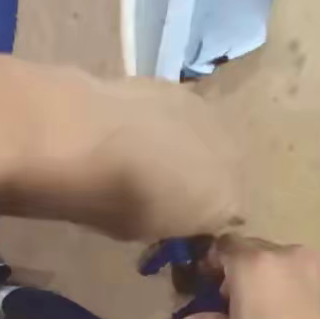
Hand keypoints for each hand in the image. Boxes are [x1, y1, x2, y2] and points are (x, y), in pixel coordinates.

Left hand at [0, 70, 244, 240]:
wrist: (87, 138)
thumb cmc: (115, 200)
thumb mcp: (146, 230)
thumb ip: (170, 221)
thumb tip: (171, 211)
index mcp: (226, 203)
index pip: (227, 217)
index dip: (203, 217)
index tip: (179, 219)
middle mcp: (232, 159)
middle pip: (224, 172)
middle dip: (202, 178)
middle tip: (166, 185)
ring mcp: (209, 117)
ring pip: (206, 139)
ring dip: (187, 146)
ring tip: (149, 152)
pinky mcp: (180, 87)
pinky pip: (182, 114)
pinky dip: (167, 121)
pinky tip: (137, 125)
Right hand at [174, 235, 319, 318]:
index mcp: (254, 265)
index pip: (225, 245)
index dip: (212, 262)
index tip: (206, 285)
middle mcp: (287, 257)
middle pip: (254, 251)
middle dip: (238, 271)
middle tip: (229, 304)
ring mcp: (316, 270)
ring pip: (279, 264)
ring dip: (264, 281)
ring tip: (258, 315)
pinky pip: (300, 280)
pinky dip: (286, 291)